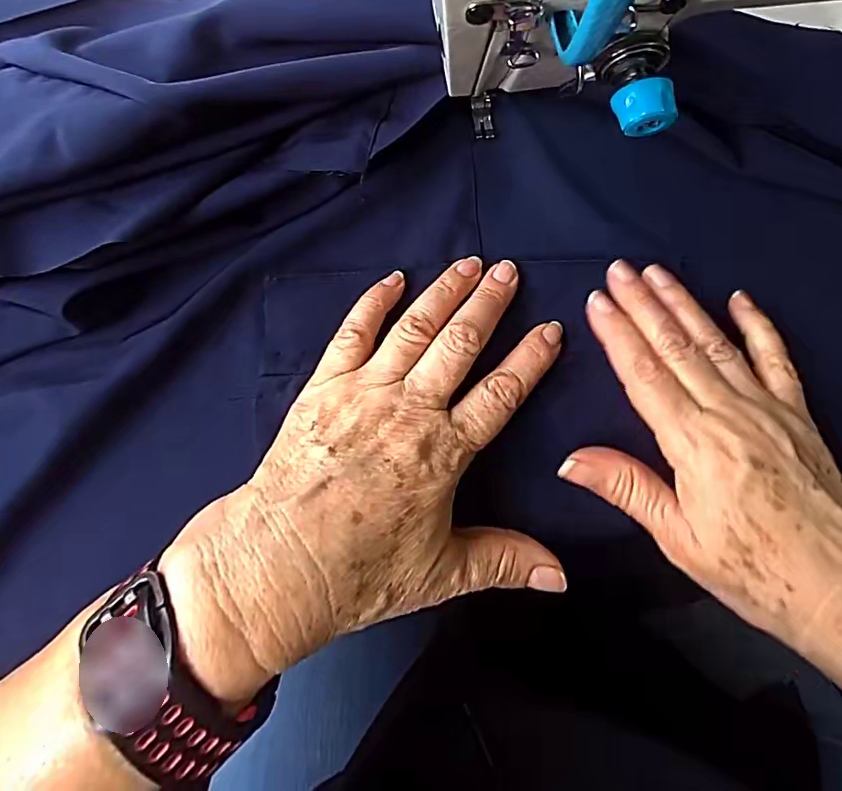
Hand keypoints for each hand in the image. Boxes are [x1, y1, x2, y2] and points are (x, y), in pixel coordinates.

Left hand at [159, 258, 567, 703]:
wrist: (280, 559)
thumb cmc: (360, 570)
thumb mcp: (441, 572)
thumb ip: (504, 561)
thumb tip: (561, 577)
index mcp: (444, 451)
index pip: (501, 393)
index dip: (530, 359)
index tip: (551, 328)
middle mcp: (409, 409)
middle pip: (460, 344)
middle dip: (489, 303)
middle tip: (510, 271)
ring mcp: (364, 391)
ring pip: (414, 328)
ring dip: (444, 291)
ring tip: (468, 264)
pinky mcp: (325, 385)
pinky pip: (353, 332)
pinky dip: (374, 301)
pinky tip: (394, 279)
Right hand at [560, 261, 841, 733]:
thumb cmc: (758, 574)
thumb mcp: (680, 541)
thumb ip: (626, 488)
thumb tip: (568, 457)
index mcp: (696, 445)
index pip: (644, 375)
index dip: (617, 333)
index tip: (596, 299)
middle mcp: (731, 415)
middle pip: (676, 348)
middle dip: (643, 304)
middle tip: (618, 269)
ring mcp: (770, 410)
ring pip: (717, 343)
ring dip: (683, 304)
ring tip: (656, 272)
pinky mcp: (799, 415)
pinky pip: (777, 360)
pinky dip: (758, 326)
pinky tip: (739, 298)